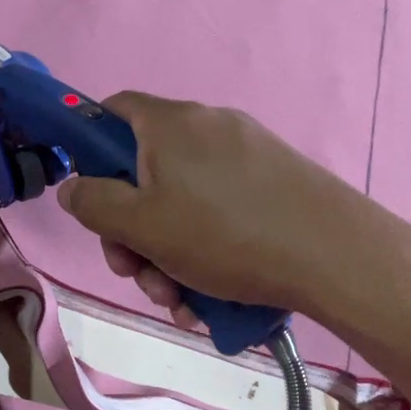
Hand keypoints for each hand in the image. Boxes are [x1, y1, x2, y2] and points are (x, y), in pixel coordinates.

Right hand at [56, 92, 381, 324]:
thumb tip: (72, 188)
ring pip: (180, 201)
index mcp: (169, 125)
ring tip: (176, 299)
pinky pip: (218, 212)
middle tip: (133, 272)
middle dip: (128, 229)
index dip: (89, 144)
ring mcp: (245, 155)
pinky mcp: (274, 183)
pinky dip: (202, 251)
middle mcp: (207, 128)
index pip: (113, 110)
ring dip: (163, 253)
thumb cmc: (223, 233)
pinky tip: (205, 297)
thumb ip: (92, 203)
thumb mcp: (138, 225)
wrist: (338, 257)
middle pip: (144, 170)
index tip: (88, 193)